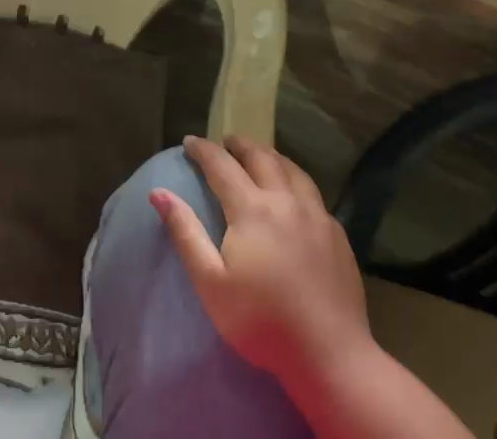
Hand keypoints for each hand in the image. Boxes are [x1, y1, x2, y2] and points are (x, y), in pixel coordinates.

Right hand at [152, 136, 370, 381]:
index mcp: (252, 209)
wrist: (329, 355)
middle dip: (240, 145)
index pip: (222, 165)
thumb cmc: (260, 320)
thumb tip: (159, 192)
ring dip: (271, 156)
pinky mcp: (338, 236)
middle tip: (225, 141)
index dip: (204, 150)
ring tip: (259, 155)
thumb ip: (185, 232)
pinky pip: (313, 194)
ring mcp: (318, 217)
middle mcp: (286, 202)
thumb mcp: (210, 281)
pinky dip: (295, 180)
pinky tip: (293, 194)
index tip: (189, 142)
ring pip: (294, 171)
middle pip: (262, 158)